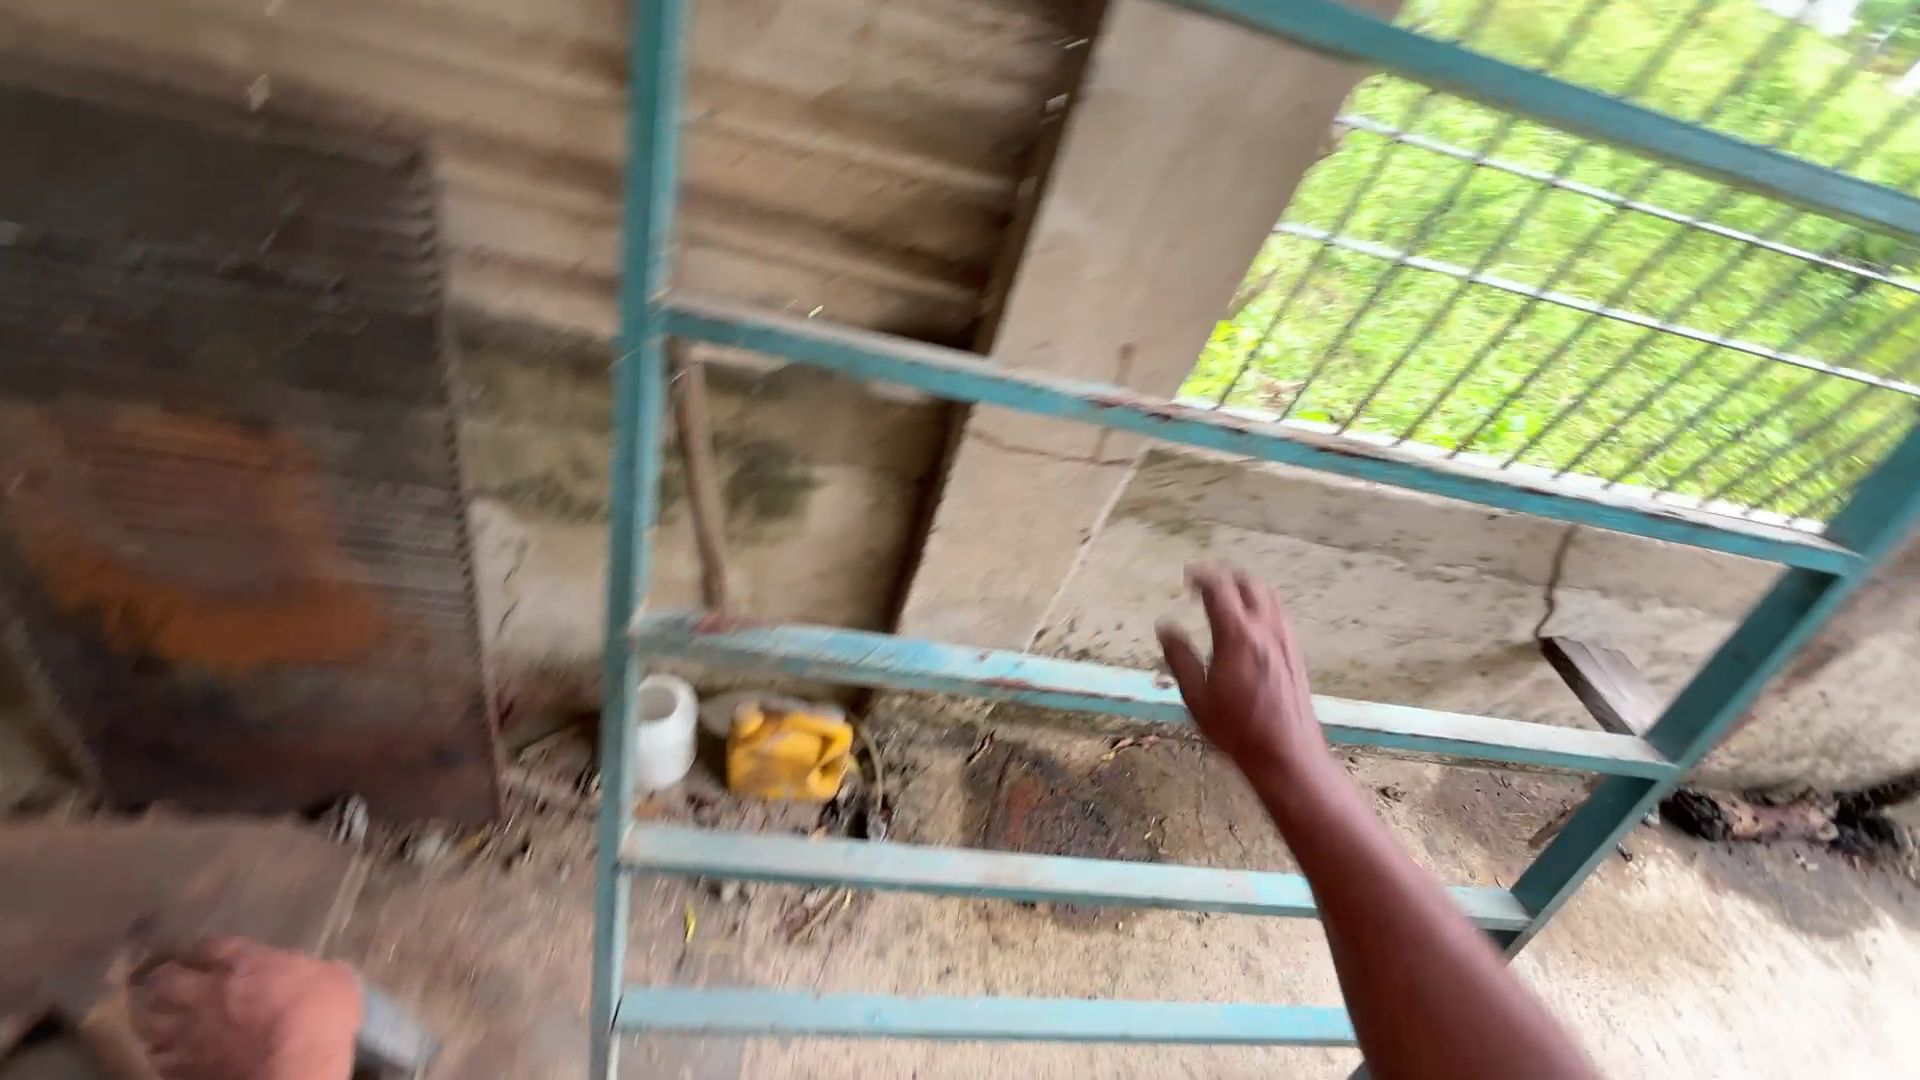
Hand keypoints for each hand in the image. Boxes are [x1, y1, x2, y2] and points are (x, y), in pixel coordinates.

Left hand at [129, 938, 360, 1079]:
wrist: (294, 1065)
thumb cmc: (321, 1011)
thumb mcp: (330, 976)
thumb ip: (304, 970)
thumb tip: (303, 974)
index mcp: (246, 963)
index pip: (211, 946)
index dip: (207, 949)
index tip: (209, 952)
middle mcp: (206, 993)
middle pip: (164, 980)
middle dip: (165, 978)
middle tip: (172, 980)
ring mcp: (187, 1033)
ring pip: (148, 1020)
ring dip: (156, 1015)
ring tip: (165, 1015)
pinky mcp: (179, 1068)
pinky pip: (157, 1055)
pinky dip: (162, 1049)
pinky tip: (172, 1049)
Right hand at [1156, 564, 1329, 775]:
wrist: (1286, 753)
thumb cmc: (1235, 728)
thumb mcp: (1196, 696)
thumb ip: (1180, 657)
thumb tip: (1166, 628)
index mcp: (1237, 636)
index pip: (1219, 589)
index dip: (1201, 577)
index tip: (1187, 578)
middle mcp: (1265, 630)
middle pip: (1249, 583)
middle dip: (1226, 576)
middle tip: (1205, 584)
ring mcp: (1285, 640)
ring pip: (1269, 596)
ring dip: (1246, 588)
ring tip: (1227, 598)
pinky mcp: (1295, 653)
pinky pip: (1279, 614)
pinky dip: (1261, 606)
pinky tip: (1249, 624)